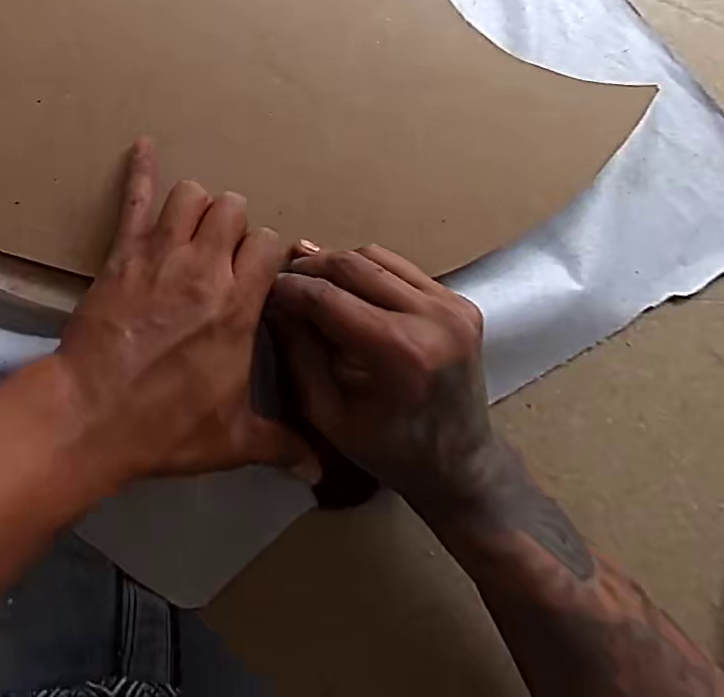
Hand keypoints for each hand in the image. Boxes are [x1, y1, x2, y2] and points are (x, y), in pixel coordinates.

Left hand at [55, 138, 315, 483]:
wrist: (91, 415)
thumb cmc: (165, 426)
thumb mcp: (233, 440)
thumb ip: (282, 445)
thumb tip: (319, 470)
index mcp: (240, 305)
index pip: (271, 245)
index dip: (269, 254)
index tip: (261, 273)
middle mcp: (206, 269)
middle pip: (234, 210)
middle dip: (234, 226)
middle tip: (223, 255)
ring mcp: (161, 255)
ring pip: (193, 196)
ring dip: (198, 207)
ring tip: (192, 230)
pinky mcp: (123, 254)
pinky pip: (135, 201)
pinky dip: (141, 170)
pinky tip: (144, 144)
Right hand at [266, 245, 492, 502]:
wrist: (460, 465)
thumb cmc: (385, 449)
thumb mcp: (323, 409)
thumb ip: (296, 349)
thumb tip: (271, 299)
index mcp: (398, 352)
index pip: (326, 296)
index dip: (287, 287)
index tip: (262, 288)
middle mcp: (432, 318)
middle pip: (350, 265)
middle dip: (307, 268)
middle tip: (281, 280)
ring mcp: (452, 305)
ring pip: (373, 257)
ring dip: (335, 264)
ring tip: (309, 282)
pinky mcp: (460, 301)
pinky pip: (399, 267)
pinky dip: (366, 270)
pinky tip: (347, 288)